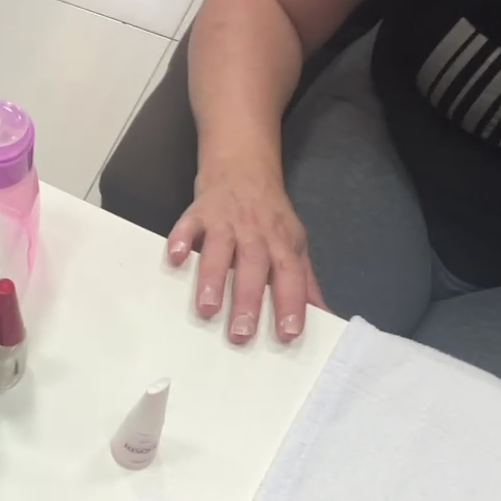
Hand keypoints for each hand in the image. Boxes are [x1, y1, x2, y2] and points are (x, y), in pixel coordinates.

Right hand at [166, 165, 323, 344]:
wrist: (244, 166)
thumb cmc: (267, 216)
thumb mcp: (293, 245)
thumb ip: (305, 282)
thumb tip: (326, 316)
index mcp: (282, 244)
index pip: (290, 275)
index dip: (291, 303)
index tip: (288, 334)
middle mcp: (256, 232)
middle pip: (254, 266)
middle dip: (248, 299)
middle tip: (240, 334)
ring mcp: (226, 221)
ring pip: (221, 249)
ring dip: (214, 278)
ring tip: (207, 309)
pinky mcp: (199, 212)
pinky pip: (189, 225)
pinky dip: (181, 240)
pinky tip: (175, 258)